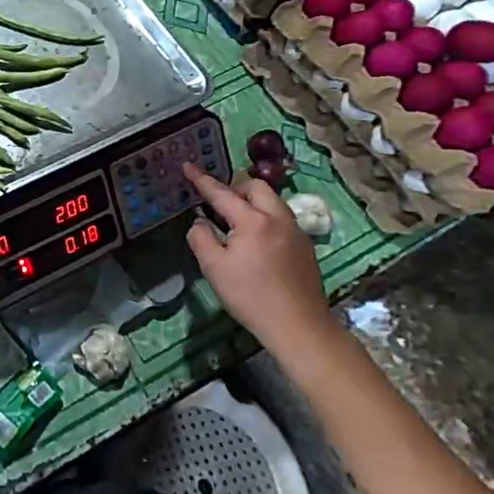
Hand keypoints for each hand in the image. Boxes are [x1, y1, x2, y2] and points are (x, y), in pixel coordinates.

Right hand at [182, 161, 333, 354]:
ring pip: (272, 202)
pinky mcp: (305, 247)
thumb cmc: (250, 296)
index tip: (188, 166)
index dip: (201, 180)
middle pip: (256, 187)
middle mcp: (278, 218)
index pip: (221, 193)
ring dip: (252, 202)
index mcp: (253, 221)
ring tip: (236, 220)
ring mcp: (296, 231)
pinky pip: (281, 219)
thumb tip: (200, 223)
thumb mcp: (213, 268)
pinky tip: (256, 242)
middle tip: (218, 202)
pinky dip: (265, 218)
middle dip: (235, 187)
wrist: (299, 326)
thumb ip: (201, 238)